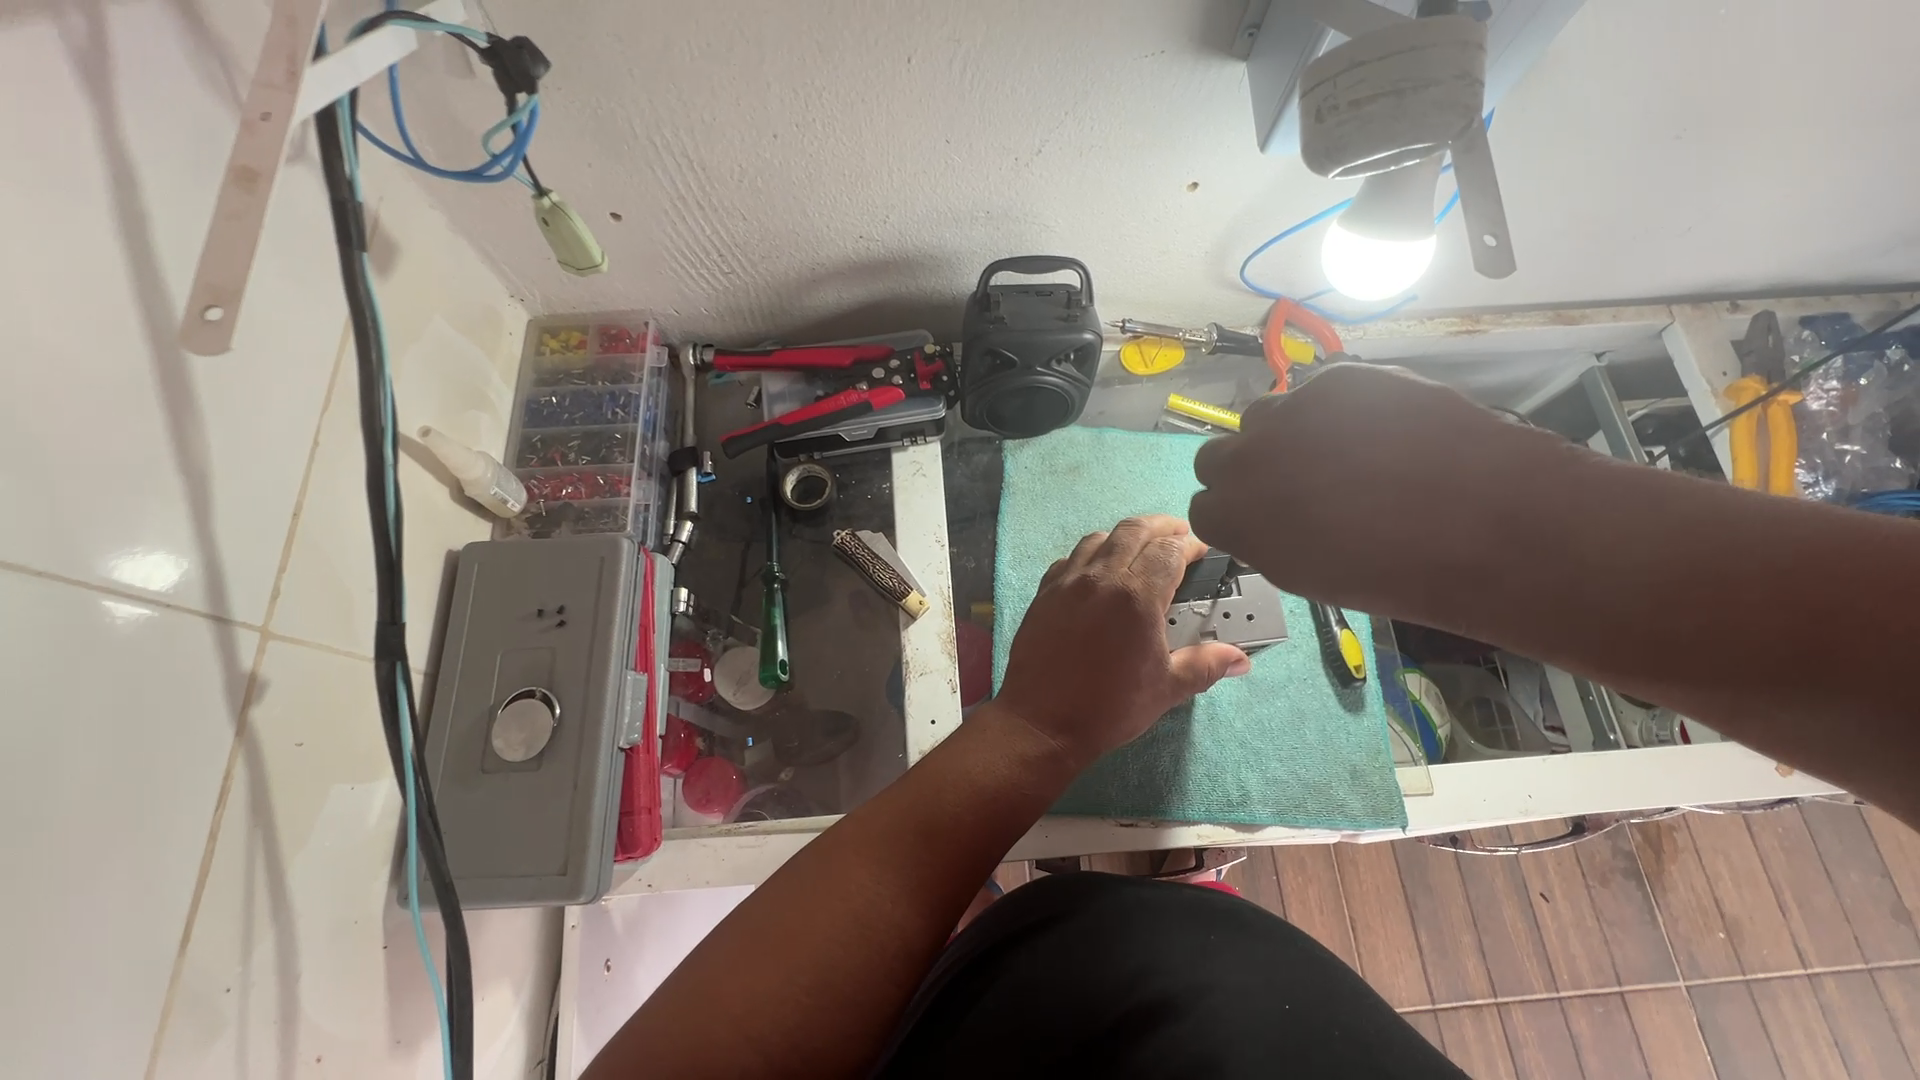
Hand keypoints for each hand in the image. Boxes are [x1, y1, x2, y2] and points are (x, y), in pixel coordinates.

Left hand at [994, 515, 1251, 769]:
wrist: (1041, 723)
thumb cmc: (1108, 708)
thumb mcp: (1166, 689)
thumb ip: (1205, 665)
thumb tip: (1240, 660)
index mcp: (1136, 596)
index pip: (1170, 550)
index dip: (1191, 545)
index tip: (1203, 551)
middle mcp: (1101, 578)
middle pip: (1134, 530)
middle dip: (1161, 527)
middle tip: (1178, 535)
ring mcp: (1068, 582)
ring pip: (1099, 538)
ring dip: (1124, 537)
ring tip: (1140, 551)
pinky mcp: (1044, 593)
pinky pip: (1071, 559)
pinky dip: (1090, 556)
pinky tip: (1098, 574)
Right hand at [1189, 364, 1585, 616]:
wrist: (1482, 522)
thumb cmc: (1393, 571)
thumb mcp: (1307, 574)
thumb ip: (1264, 537)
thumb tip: (1264, 516)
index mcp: (1232, 515)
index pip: (1203, 505)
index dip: (1234, 511)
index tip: (1264, 518)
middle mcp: (1245, 458)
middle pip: (1218, 455)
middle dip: (1247, 469)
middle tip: (1295, 484)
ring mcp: (1291, 411)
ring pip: (1266, 415)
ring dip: (1288, 433)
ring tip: (1344, 454)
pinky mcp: (1341, 378)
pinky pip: (1323, 391)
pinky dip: (1342, 409)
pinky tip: (1383, 432)